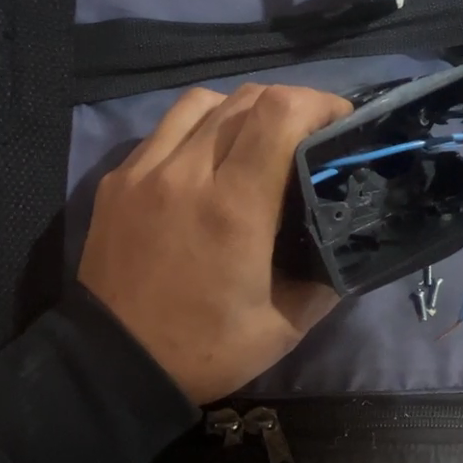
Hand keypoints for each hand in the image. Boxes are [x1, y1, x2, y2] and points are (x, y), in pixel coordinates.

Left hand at [79, 84, 352, 402]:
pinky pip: (163, 130)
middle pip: (245, 99)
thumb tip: (348, 240)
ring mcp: (144, 171)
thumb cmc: (203, 349)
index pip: (280, 113)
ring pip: (200, 103)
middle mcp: (186, 173)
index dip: (319, 102)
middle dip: (288, 104)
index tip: (338, 120)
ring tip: (254, 136)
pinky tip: (203, 160)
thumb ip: (324, 276)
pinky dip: (194, 129)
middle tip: (305, 132)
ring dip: (238, 108)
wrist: (113, 364)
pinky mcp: (116, 180)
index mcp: (234, 206)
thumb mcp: (283, 326)